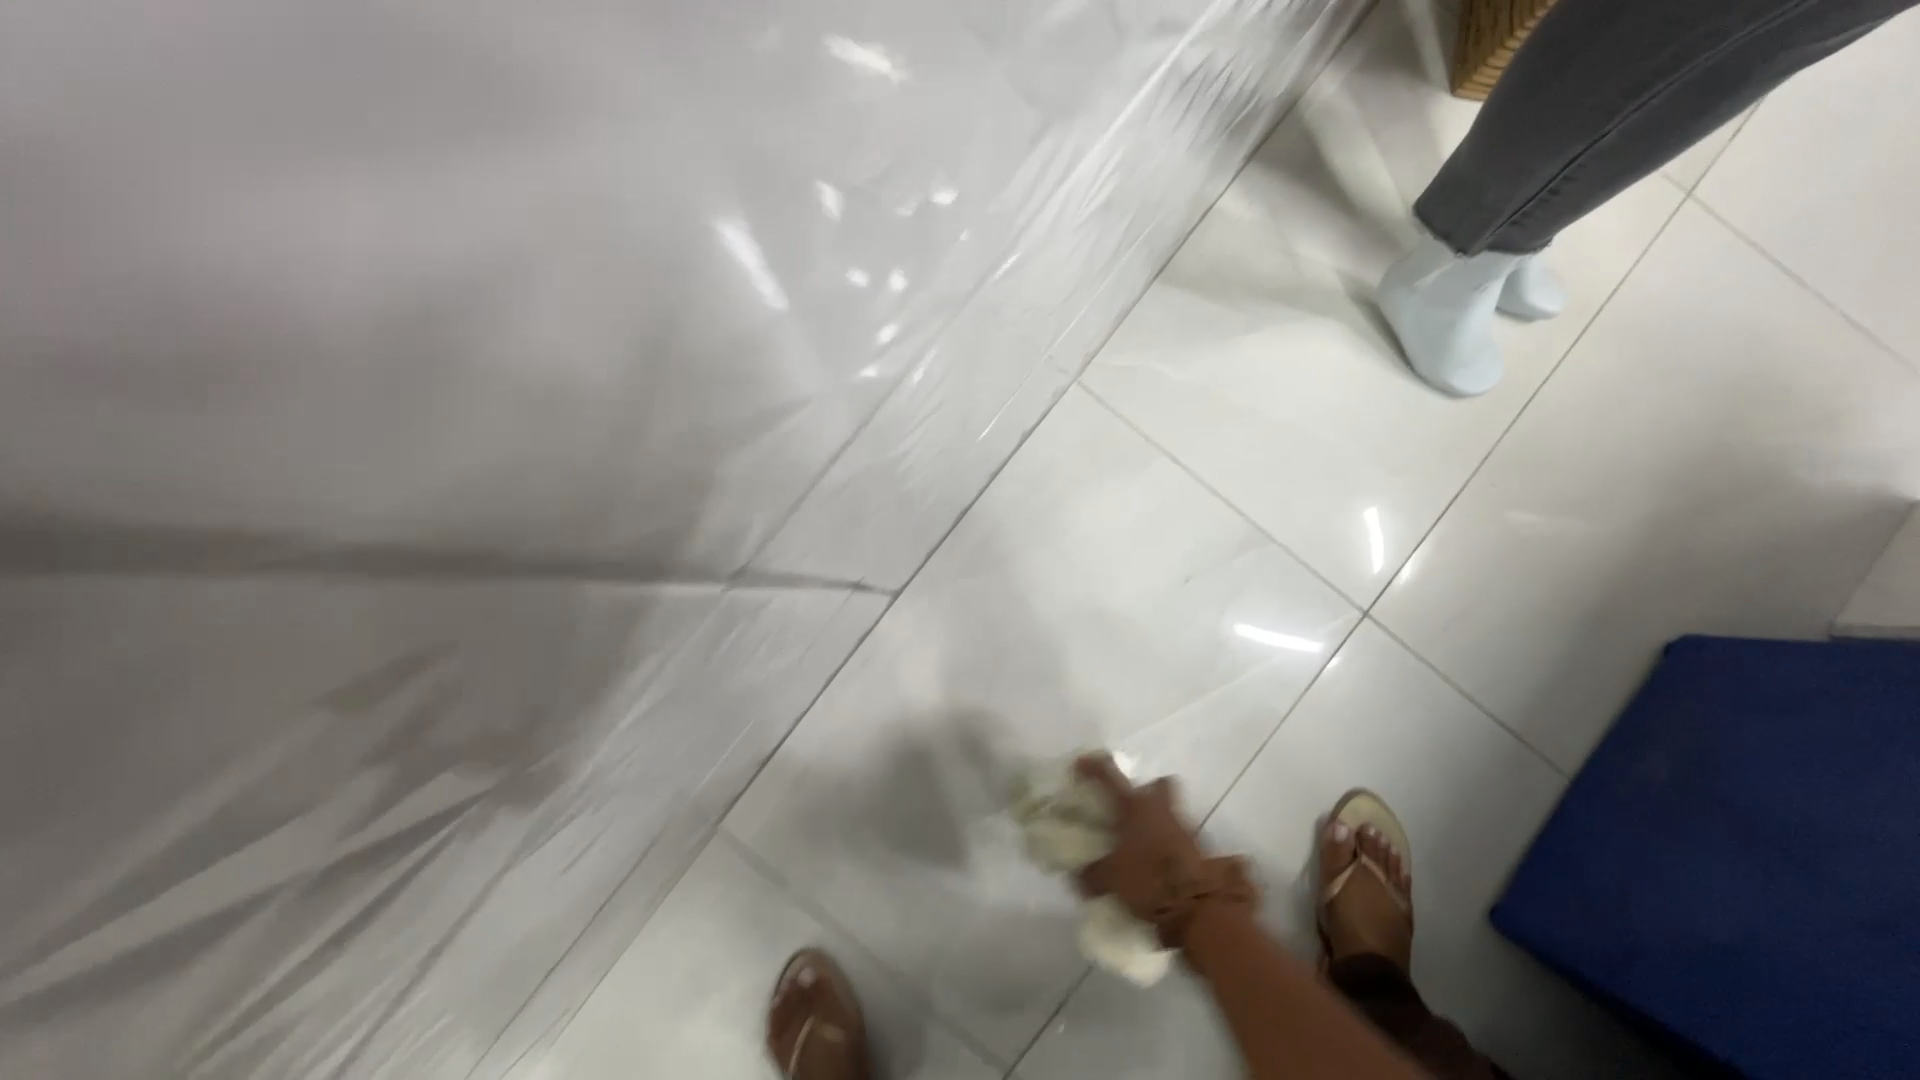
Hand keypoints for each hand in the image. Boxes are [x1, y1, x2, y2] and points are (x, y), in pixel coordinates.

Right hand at [1074, 755, 1256, 947]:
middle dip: (1147, 792)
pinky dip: (1169, 847)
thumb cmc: (1147, 878)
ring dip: (1158, 823)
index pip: (1109, 775)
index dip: (1093, 766)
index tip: (1081, 764)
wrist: (1197, 904)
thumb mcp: (1110, 879)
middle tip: (1131, 810)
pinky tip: (1158, 866)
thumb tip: (1081, 878)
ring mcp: (1184, 827)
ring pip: (1170, 812)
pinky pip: (1180, 839)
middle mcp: (1160, 809)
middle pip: (1157, 785)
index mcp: (1134, 806)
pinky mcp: (1200, 849)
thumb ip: (1093, 874)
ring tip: (1141, 846)